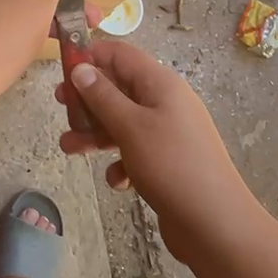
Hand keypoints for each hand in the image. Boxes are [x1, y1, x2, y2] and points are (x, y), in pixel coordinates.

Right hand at [55, 40, 258, 258]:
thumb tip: (81, 67)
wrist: (216, 224)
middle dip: (88, 99)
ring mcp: (168, 133)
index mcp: (160, 83)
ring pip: (123, 122)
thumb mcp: (130, 126)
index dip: (91, 56)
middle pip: (119, 88)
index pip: (120, 54)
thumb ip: (102, 96)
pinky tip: (117, 181)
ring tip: (69, 148)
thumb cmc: (171, 165)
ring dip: (95, 133)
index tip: (63, 71)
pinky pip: (136, 151)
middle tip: (60, 107)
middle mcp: (165, 102)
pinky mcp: (168, 161)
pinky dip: (121, 161)